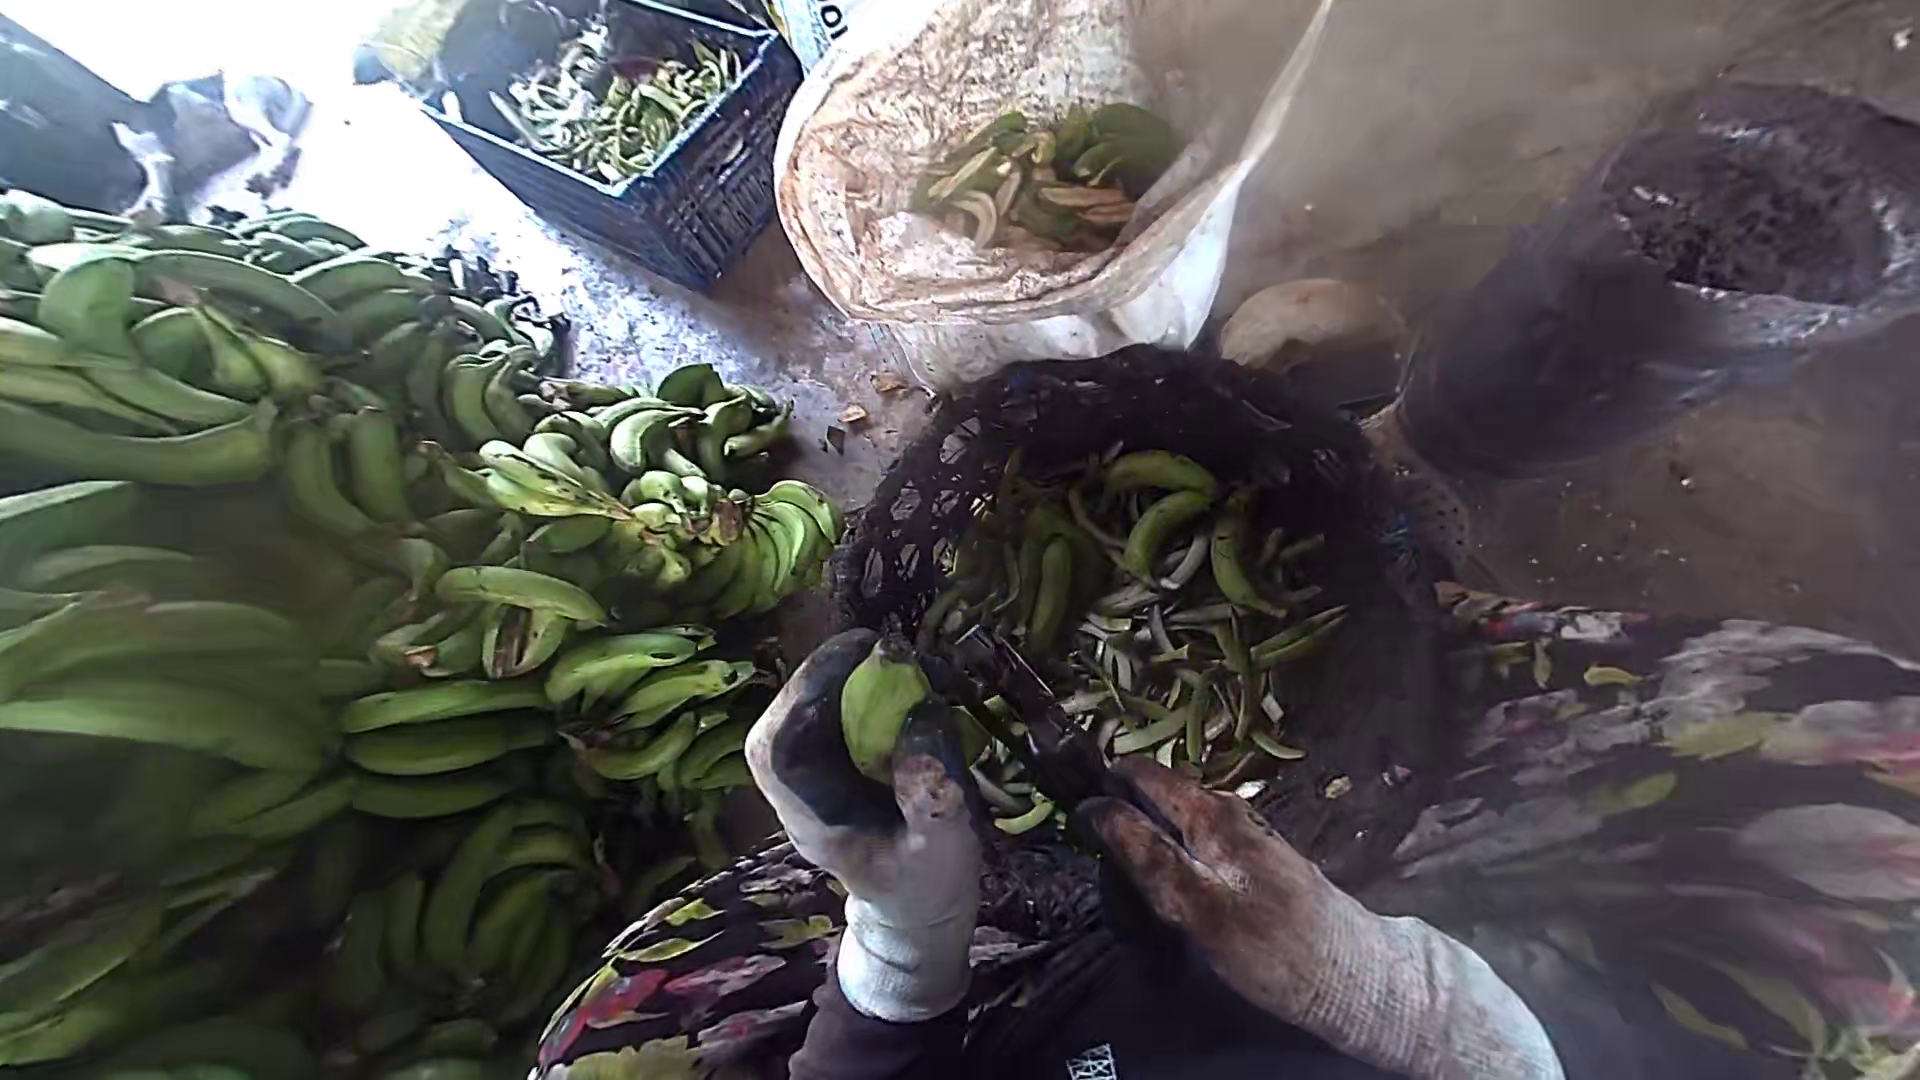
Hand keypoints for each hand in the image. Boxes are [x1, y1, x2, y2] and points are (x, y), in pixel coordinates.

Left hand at [746, 630, 979, 1022]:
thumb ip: (931, 797)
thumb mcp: (942, 851)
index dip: (807, 689)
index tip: (858, 651)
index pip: (777, 746)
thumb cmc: (925, 887)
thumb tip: (921, 722)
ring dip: (853, 673)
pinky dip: (870, 686)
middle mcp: (804, 788)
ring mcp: (820, 772)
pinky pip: (841, 710)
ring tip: (904, 662)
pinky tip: (906, 682)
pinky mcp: (843, 758)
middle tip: (886, 647)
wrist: (918, 910)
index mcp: (811, 817)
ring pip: (814, 706)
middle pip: (791, 714)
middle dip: (832, 669)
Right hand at [1081, 759, 1562, 1079]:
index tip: (1078, 811)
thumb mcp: (1196, 906)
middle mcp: (1224, 806)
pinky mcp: (1254, 850)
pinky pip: (1197, 830)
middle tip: (1101, 842)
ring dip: (1148, 823)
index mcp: (1208, 812)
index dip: (1106, 785)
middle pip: (1159, 788)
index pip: (1141, 776)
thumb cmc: (1271, 946)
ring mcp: (1243, 827)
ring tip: (1129, 862)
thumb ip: (1145, 854)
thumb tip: (1095, 808)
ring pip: (1178, 809)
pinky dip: (1172, 840)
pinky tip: (1171, 874)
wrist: (1359, 978)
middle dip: (1124, 801)